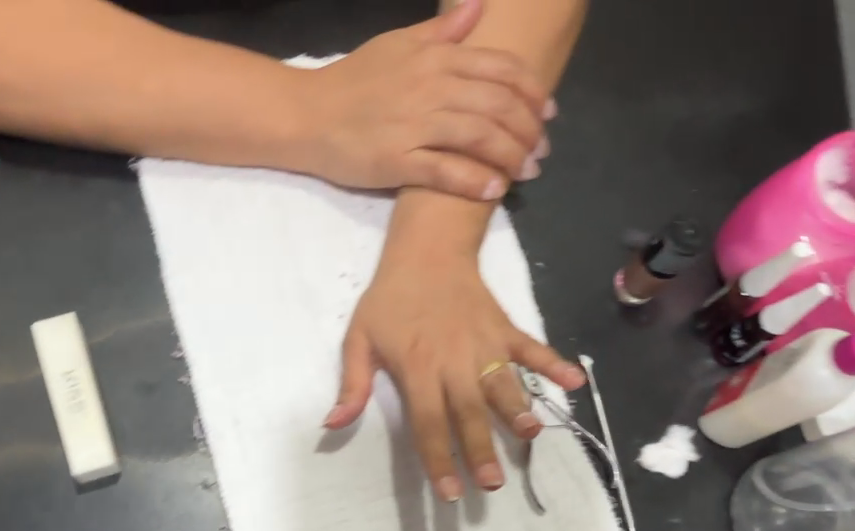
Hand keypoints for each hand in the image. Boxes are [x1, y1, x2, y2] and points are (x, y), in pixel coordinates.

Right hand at [291, 0, 553, 200]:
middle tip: (541, 151)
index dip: (531, 91)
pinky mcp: (397, 160)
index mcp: (435, 58)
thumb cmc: (352, 82)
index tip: (547, 113)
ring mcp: (414, 125)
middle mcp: (431, 87)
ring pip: (478, 136)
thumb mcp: (396, 44)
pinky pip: (445, 170)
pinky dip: (473, 180)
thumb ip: (440, 32)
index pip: (499, 69)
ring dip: (510, 155)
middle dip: (527, 129)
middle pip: (496, 105)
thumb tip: (477, 8)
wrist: (307, 116)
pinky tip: (494, 189)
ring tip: (527, 172)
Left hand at [329, 247, 585, 498]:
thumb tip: (333, 425)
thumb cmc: (388, 301)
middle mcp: (453, 362)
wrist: (426, 250)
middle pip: (468, 413)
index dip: (438, 459)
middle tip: (491, 485)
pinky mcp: (504, 329)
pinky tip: (575, 381)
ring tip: (531, 437)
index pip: (427, 423)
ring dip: (518, 411)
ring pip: (502, 384)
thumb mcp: (358, 341)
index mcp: (417, 369)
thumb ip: (351, 386)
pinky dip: (553, 363)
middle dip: (480, 449)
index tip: (450, 492)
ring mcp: (483, 344)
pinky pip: (531, 348)